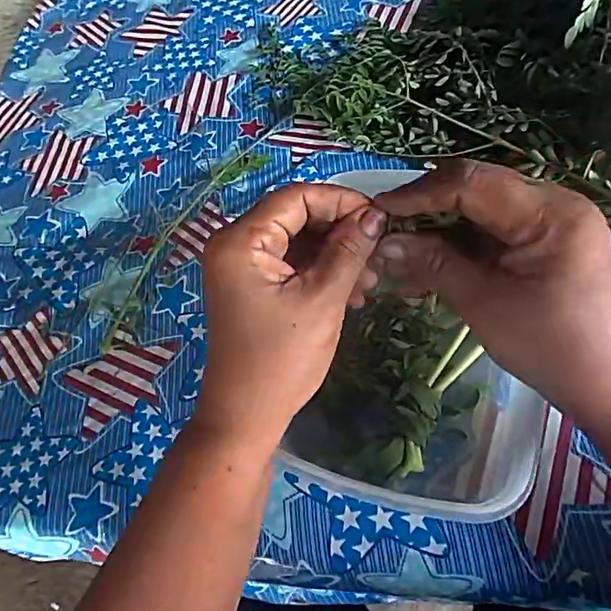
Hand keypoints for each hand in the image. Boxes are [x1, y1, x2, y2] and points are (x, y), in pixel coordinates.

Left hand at [198, 183, 385, 433]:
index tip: (378, 218)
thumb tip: (375, 215)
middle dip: (339, 230)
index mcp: (240, 240)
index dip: (340, 201)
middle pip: (294, 216)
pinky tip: (350, 291)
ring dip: (333, 253)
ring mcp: (239, 266)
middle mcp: (232, 244)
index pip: (295, 197)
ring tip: (370, 280)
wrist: (246, 414)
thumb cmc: (282, 359)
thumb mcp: (322, 300)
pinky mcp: (249, 285)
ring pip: (295, 240)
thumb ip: (348, 251)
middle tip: (377, 251)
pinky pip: (288, 263)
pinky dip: (318, 270)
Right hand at [372, 160, 610, 428]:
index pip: (471, 184)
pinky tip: (425, 264)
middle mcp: (554, 203)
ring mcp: (549, 220)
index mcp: (550, 213)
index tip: (379, 212)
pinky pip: (489, 229)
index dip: (419, 194)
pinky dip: (456, 244)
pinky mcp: (541, 240)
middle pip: (474, 188)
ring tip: (398, 251)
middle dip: (424, 208)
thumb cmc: (549, 345)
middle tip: (384, 230)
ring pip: (476, 208)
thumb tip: (384, 243)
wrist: (605, 382)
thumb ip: (434, 264)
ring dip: (436, 227)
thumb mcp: (483, 303)